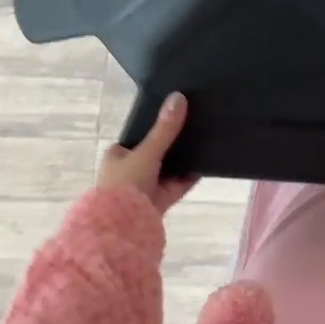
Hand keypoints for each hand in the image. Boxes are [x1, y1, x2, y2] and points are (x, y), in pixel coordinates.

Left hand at [98, 92, 199, 212]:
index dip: (155, 127)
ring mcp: (145, 188)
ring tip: (205, 140)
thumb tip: (179, 96)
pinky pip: (178, 185)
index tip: (176, 115)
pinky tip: (207, 164)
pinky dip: (190, 177)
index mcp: (117, 156)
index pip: (138, 136)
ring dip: (182, 160)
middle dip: (173, 143)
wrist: (123, 227)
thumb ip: (165, 128)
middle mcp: (130, 171)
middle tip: (195, 125)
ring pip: (168, 168)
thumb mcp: (146, 151)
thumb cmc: (126, 183)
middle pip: (156, 152)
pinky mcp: (159, 202)